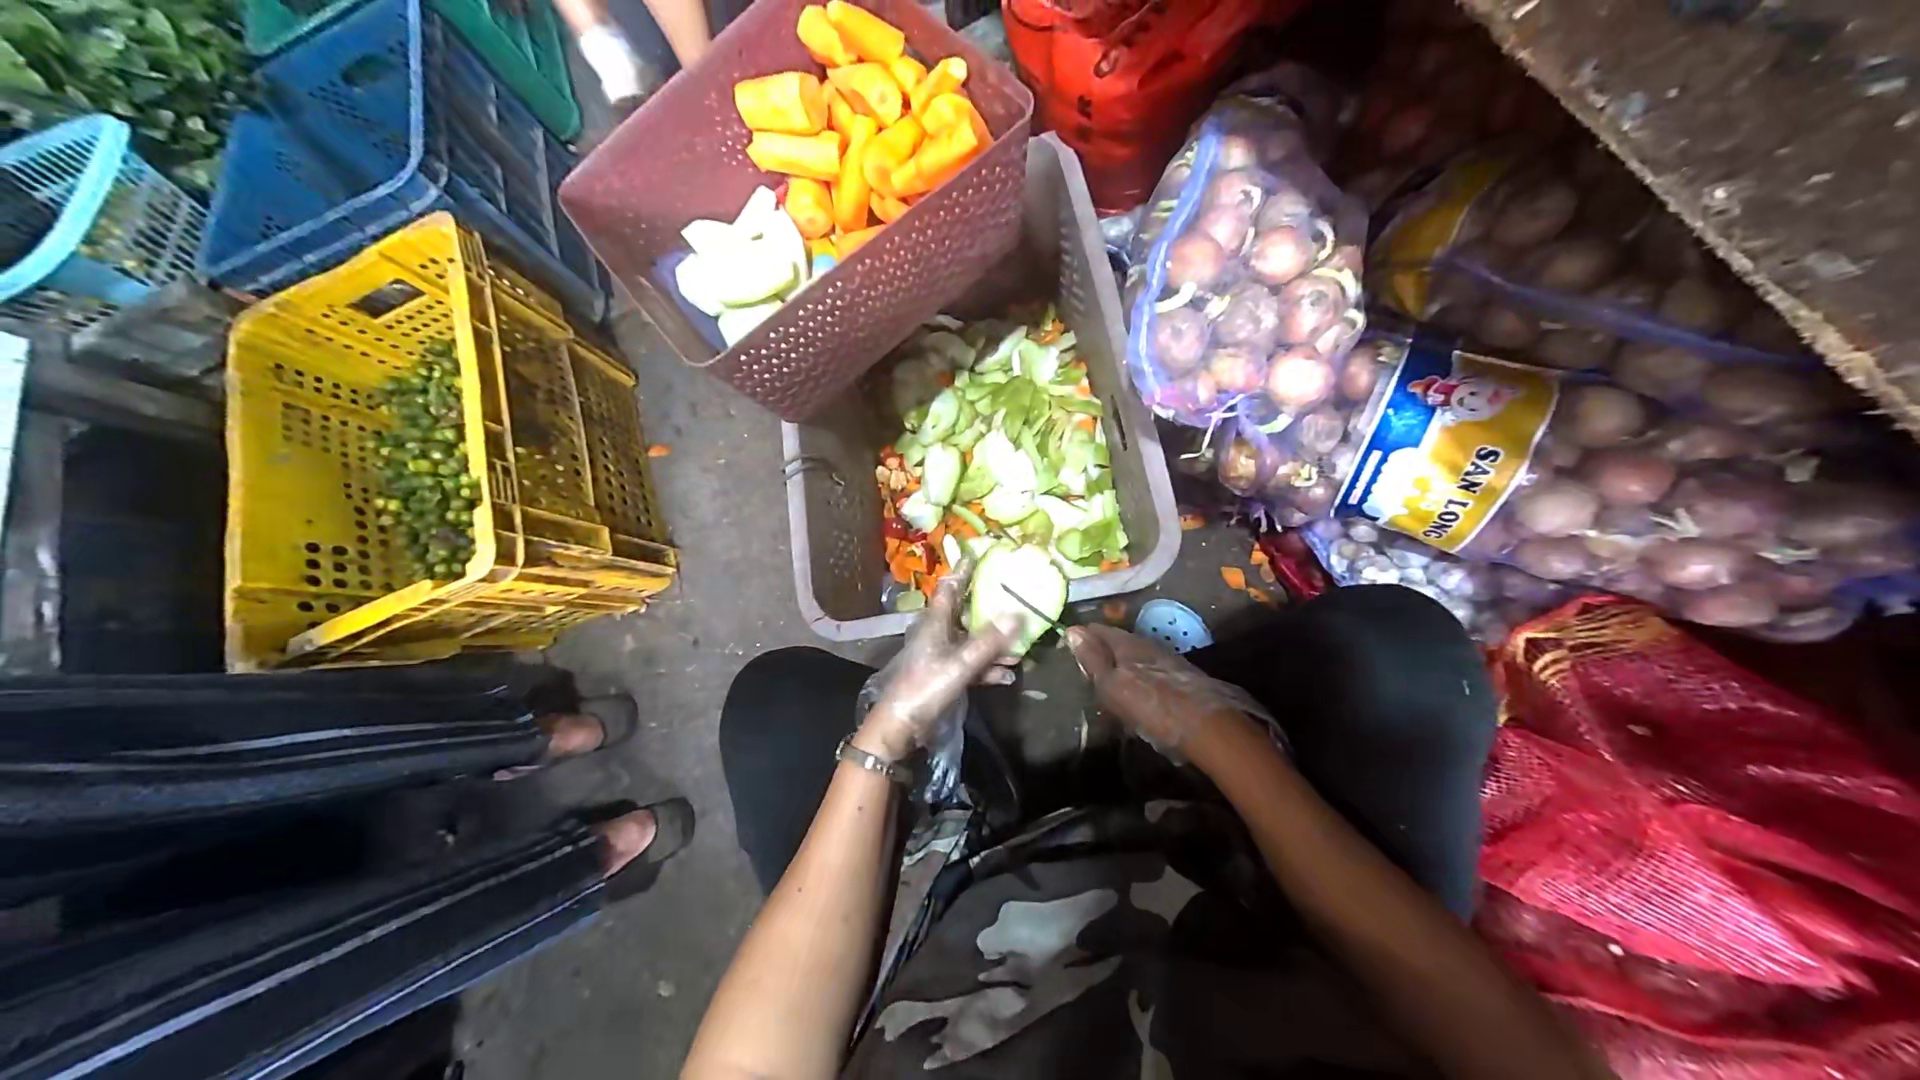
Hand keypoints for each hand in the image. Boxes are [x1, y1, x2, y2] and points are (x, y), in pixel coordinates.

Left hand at [854, 563, 1016, 760]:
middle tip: (1015, 598)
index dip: (964, 569)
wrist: (900, 725)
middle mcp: (938, 632)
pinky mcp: (944, 674)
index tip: (980, 552)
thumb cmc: (925, 687)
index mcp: (935, 622)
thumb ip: (989, 641)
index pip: (951, 586)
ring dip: (994, 644)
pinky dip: (987, 667)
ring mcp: (941, 654)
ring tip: (1020, 649)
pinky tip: (1007, 675)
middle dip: (990, 608)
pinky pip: (971, 664)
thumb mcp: (960, 664)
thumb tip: (1018, 614)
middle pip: (966, 612)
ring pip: (972, 641)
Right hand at [1065, 625, 1271, 759]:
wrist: (1206, 726)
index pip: (1097, 629)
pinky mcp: (1180, 676)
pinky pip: (1148, 668)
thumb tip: (1072, 630)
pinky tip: (1136, 689)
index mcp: (1126, 642)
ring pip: (1134, 654)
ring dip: (1120, 663)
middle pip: (1116, 641)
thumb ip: (1092, 658)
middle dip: (1100, 650)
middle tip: (1085, 667)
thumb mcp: (1111, 685)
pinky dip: (1136, 675)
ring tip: (1108, 680)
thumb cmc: (1150, 706)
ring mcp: (1165, 659)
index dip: (1081, 637)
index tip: (1068, 649)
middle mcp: (1146, 643)